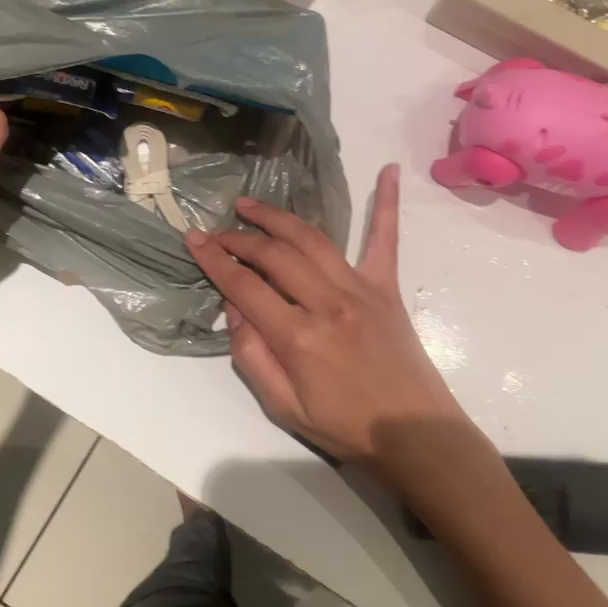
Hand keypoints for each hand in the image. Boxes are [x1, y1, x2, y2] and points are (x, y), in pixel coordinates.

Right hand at [185, 165, 462, 461]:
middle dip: (239, 238)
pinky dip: (386, 204)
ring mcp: (360, 289)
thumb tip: (233, 309)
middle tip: (216, 231)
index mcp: (299, 337)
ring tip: (250, 205)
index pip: (244, 285)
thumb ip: (251, 356)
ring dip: (277, 218)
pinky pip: (385, 239)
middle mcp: (328, 303)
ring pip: (311, 239)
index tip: (192, 239)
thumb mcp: (283, 407)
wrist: (415, 435)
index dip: (214, 260)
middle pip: (273, 255)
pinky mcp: (386, 287)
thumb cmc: (345, 427)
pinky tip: (388, 171)